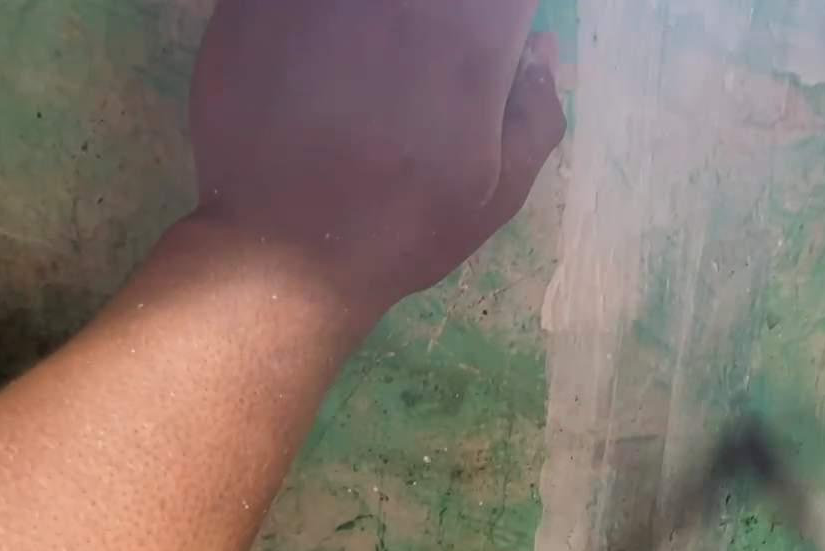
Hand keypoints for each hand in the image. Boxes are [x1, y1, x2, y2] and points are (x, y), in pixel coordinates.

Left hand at [188, 0, 566, 314]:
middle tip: (426, 91)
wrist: (285, 251)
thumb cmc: (404, 231)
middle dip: (447, 31)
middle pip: (444, 2)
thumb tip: (538, 53)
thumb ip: (535, 115)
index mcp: (471, 35)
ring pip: (381, 6)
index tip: (492, 67)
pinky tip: (322, 78)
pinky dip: (328, 31)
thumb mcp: (496, 195)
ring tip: (371, 89)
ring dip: (387, 34)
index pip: (510, 2)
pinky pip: (313, 2)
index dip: (503, 30)